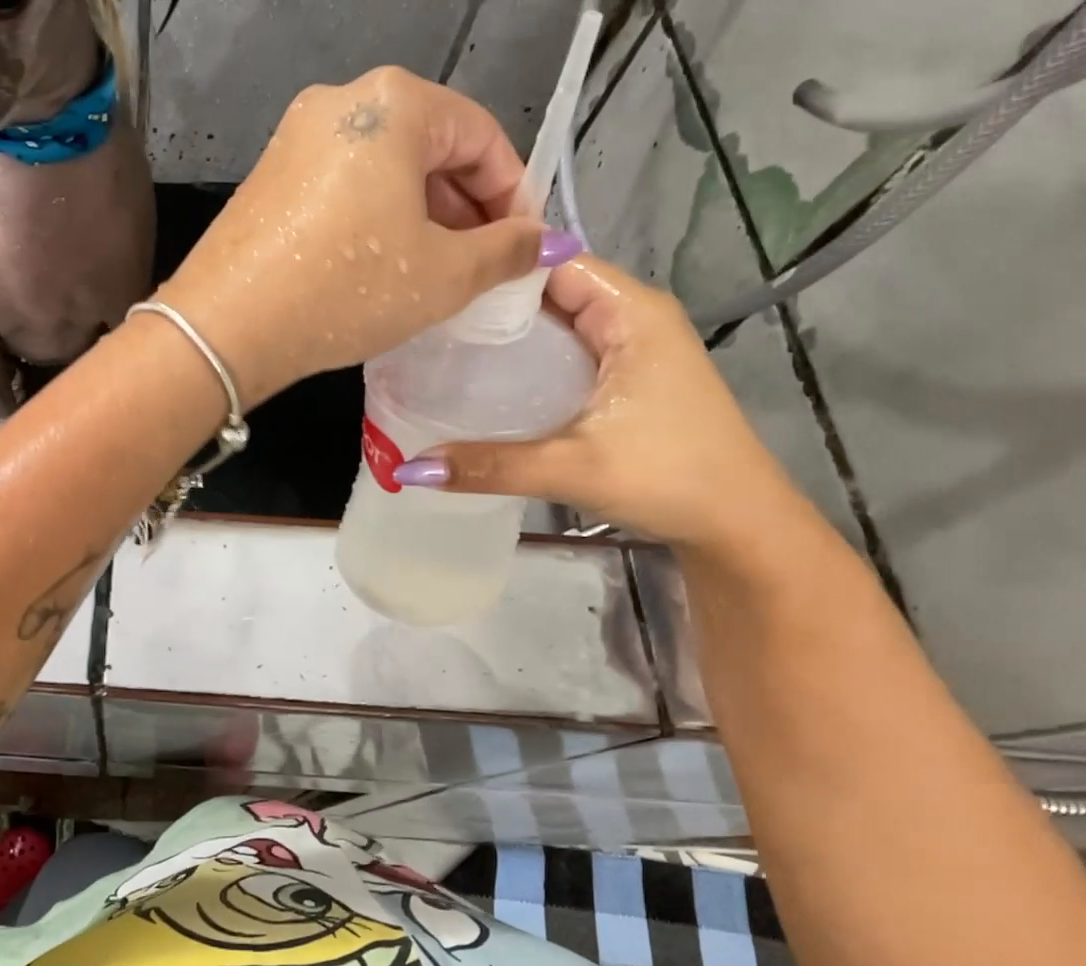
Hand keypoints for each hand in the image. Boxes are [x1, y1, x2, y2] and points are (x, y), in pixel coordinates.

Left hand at [152, 66, 572, 400]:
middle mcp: (338, 103)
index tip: (523, 245)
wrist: (224, 329)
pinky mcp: (266, 182)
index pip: (481, 135)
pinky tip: (379, 273)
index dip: (514, 193)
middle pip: (429, 148)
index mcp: (393, 102)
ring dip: (420, 220)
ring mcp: (293, 141)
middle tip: (481, 265)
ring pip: (382, 174)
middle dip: (464, 208)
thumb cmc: (344, 290)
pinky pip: (340, 192)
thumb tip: (539, 241)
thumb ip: (505, 250)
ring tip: (433, 276)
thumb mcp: (443, 276)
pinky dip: (373, 224)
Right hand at [398, 256, 798, 551]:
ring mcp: (627, 353)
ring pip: (552, 328)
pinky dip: (521, 367)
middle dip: (488, 305)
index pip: (552, 262)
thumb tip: (408, 467)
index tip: (435, 287)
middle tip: (421, 325)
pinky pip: (559, 358)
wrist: (736, 524)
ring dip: (502, 339)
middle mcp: (630, 320)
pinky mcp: (621, 384)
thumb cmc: (670, 476)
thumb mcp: (573, 467)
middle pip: (547, 292)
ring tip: (436, 353)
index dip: (495, 267)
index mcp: (631, 312)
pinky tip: (479, 388)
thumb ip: (490, 465)